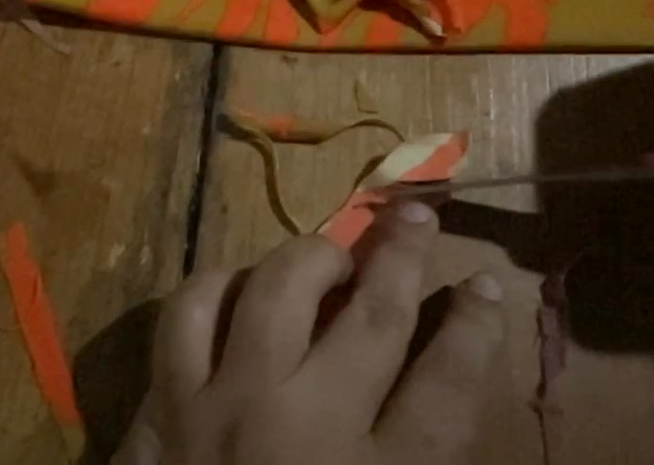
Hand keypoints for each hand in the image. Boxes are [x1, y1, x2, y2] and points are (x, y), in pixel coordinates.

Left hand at [114, 201, 505, 464]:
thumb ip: (416, 457)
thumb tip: (440, 385)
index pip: (448, 391)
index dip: (476, 330)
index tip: (486, 283)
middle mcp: (308, 430)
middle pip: (372, 320)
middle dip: (402, 257)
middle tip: (416, 213)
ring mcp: (229, 407)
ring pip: (278, 292)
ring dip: (309, 258)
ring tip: (329, 252)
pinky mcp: (167, 402)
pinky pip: (189, 311)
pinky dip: (216, 285)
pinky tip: (236, 285)